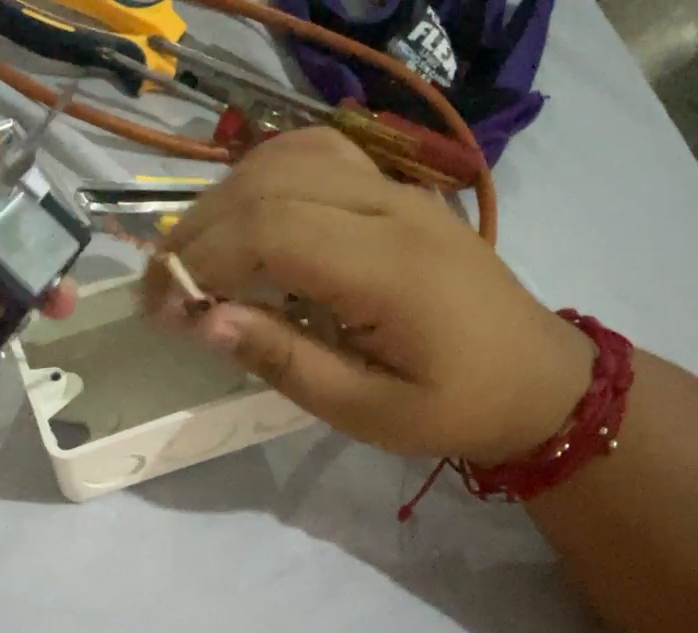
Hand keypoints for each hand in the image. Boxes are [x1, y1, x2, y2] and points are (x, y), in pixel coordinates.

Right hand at [147, 128, 592, 463]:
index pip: (270, 231)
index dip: (200, 262)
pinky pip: (316, 156)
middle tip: (160, 293)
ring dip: (223, 202)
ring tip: (193, 260)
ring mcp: (396, 191)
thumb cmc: (450, 408)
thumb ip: (281, 359)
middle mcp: (391, 209)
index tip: (161, 313)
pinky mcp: (394, 192)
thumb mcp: (361, 409)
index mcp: (387, 269)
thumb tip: (202, 321)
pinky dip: (262, 179)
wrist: (537, 379)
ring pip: (287, 157)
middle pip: (267, 185)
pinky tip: (242, 222)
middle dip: (196, 235)